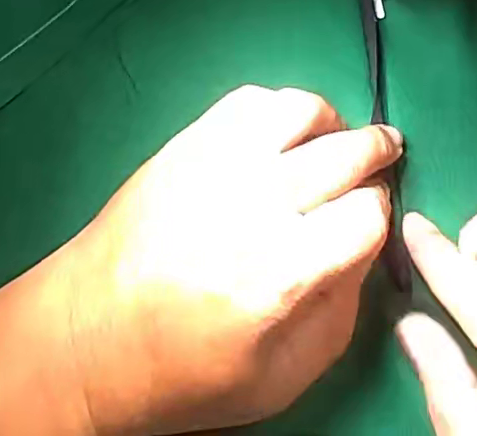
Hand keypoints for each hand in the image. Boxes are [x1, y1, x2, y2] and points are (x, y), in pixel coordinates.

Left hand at [45, 84, 402, 434]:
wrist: (89, 333)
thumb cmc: (186, 369)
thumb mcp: (280, 376)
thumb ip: (342, 308)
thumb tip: (366, 241)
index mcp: (282, 271)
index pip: (367, 213)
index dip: (382, 211)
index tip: (374, 213)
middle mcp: (256, 203)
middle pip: (346, 151)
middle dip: (379, 150)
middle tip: (387, 150)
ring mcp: (220, 160)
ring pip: (302, 109)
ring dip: (333, 120)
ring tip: (336, 137)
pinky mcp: (191, 139)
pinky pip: (254, 99)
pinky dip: (283, 108)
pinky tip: (284, 132)